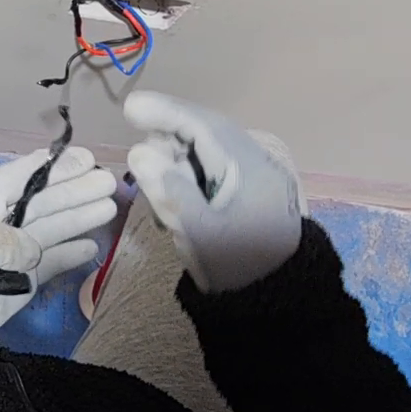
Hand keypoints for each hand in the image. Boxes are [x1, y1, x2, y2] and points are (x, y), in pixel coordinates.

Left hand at [0, 146, 117, 325]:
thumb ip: (4, 238)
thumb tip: (32, 251)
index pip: (14, 180)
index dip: (48, 168)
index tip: (81, 158)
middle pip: (37, 202)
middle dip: (72, 191)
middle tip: (107, 180)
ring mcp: (4, 257)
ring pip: (47, 231)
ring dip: (78, 218)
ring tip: (110, 207)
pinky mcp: (15, 286)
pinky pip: (47, 265)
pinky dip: (69, 256)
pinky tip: (92, 247)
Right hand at [123, 91, 305, 291]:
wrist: (279, 303)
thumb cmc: (238, 268)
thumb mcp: (199, 234)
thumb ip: (169, 191)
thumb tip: (139, 152)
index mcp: (249, 169)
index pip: (204, 127)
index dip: (166, 113)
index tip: (131, 107)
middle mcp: (256, 164)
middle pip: (207, 133)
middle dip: (168, 134)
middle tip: (139, 149)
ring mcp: (255, 178)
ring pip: (209, 150)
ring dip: (177, 155)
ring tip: (155, 178)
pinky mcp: (250, 193)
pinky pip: (214, 167)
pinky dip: (189, 171)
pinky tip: (174, 188)